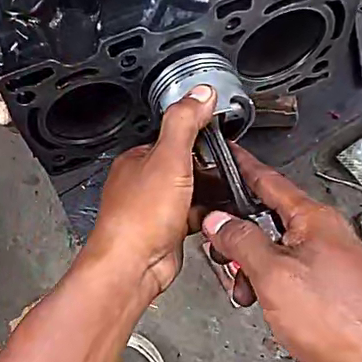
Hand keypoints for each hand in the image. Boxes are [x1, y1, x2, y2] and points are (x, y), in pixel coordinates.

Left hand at [87, 85, 217, 293]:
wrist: (132, 267)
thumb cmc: (138, 219)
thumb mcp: (169, 158)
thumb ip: (185, 123)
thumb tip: (200, 94)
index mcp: (138, 159)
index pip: (173, 136)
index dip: (199, 136)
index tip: (221, 138)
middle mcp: (144, 183)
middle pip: (185, 166)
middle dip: (208, 169)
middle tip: (228, 171)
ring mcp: (155, 209)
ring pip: (191, 192)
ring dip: (209, 193)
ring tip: (226, 193)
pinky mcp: (167, 231)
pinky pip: (194, 216)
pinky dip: (207, 215)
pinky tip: (216, 216)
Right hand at [201, 146, 361, 361]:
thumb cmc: (339, 322)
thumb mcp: (273, 275)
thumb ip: (241, 242)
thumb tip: (220, 221)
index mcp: (314, 219)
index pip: (269, 180)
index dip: (242, 167)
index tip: (227, 154)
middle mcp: (324, 234)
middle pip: (267, 219)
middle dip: (238, 237)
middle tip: (221, 251)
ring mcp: (327, 260)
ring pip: (274, 249)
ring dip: (251, 267)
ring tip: (246, 289)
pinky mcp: (326, 285)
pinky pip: (287, 272)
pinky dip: (268, 283)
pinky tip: (263, 302)